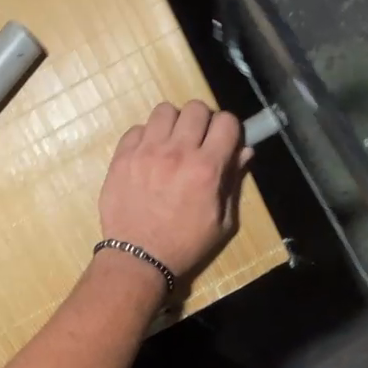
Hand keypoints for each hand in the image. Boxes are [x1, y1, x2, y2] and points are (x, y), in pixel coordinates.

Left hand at [98, 101, 249, 280]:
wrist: (138, 259)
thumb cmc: (185, 245)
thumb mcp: (222, 222)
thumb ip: (233, 182)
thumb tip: (245, 152)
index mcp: (206, 168)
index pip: (227, 122)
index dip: (229, 130)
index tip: (224, 142)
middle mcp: (177, 152)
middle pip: (196, 108)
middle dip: (202, 122)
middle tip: (197, 142)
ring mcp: (146, 152)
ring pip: (164, 111)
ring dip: (173, 123)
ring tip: (170, 144)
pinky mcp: (122, 157)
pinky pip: (137, 128)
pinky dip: (146, 137)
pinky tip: (148, 156)